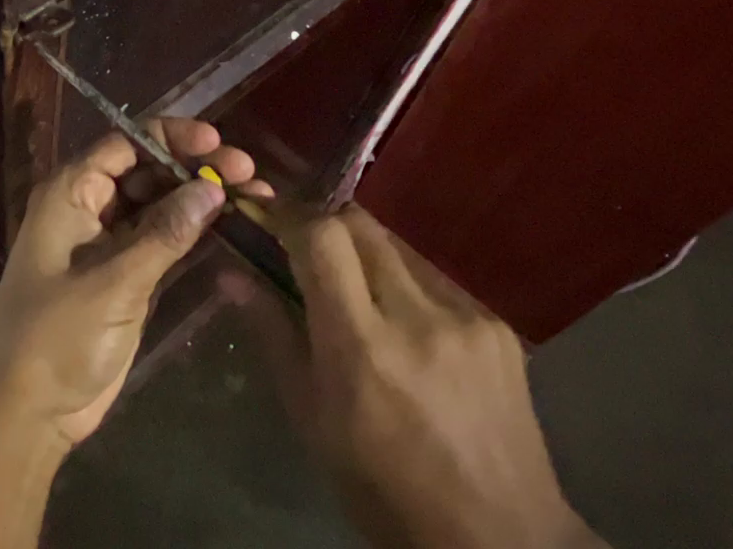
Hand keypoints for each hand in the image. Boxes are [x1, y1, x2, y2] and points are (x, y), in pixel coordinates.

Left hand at [0, 118, 271, 446]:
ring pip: (158, 207)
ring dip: (199, 200)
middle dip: (194, 168)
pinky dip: (192, 234)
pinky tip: (231, 227)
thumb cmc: (55, 337)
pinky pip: (161, 242)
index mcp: (69, 196)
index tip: (218, 143)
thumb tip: (211, 187)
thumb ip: (163, 234)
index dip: (170, 138)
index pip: (124, 146)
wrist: (28, 410)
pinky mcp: (124, 279)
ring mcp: (106, 246)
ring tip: (254, 193)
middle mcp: (87, 211)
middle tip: (249, 171)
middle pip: (146, 172)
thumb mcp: (113, 283)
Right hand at [243, 204, 603, 548]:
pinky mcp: (500, 326)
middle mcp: (417, 316)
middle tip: (306, 248)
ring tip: (357, 294)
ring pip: (399, 247)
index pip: (323, 237)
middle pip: (362, 226)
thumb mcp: (310, 415)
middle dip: (326, 226)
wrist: (499, 536)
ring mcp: (466, 317)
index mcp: (361, 344)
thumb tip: (232, 274)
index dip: (291, 216)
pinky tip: (407, 328)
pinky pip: (436, 280)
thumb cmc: (381, 484)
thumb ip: (273, 334)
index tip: (269, 218)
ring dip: (366, 255)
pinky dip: (406, 286)